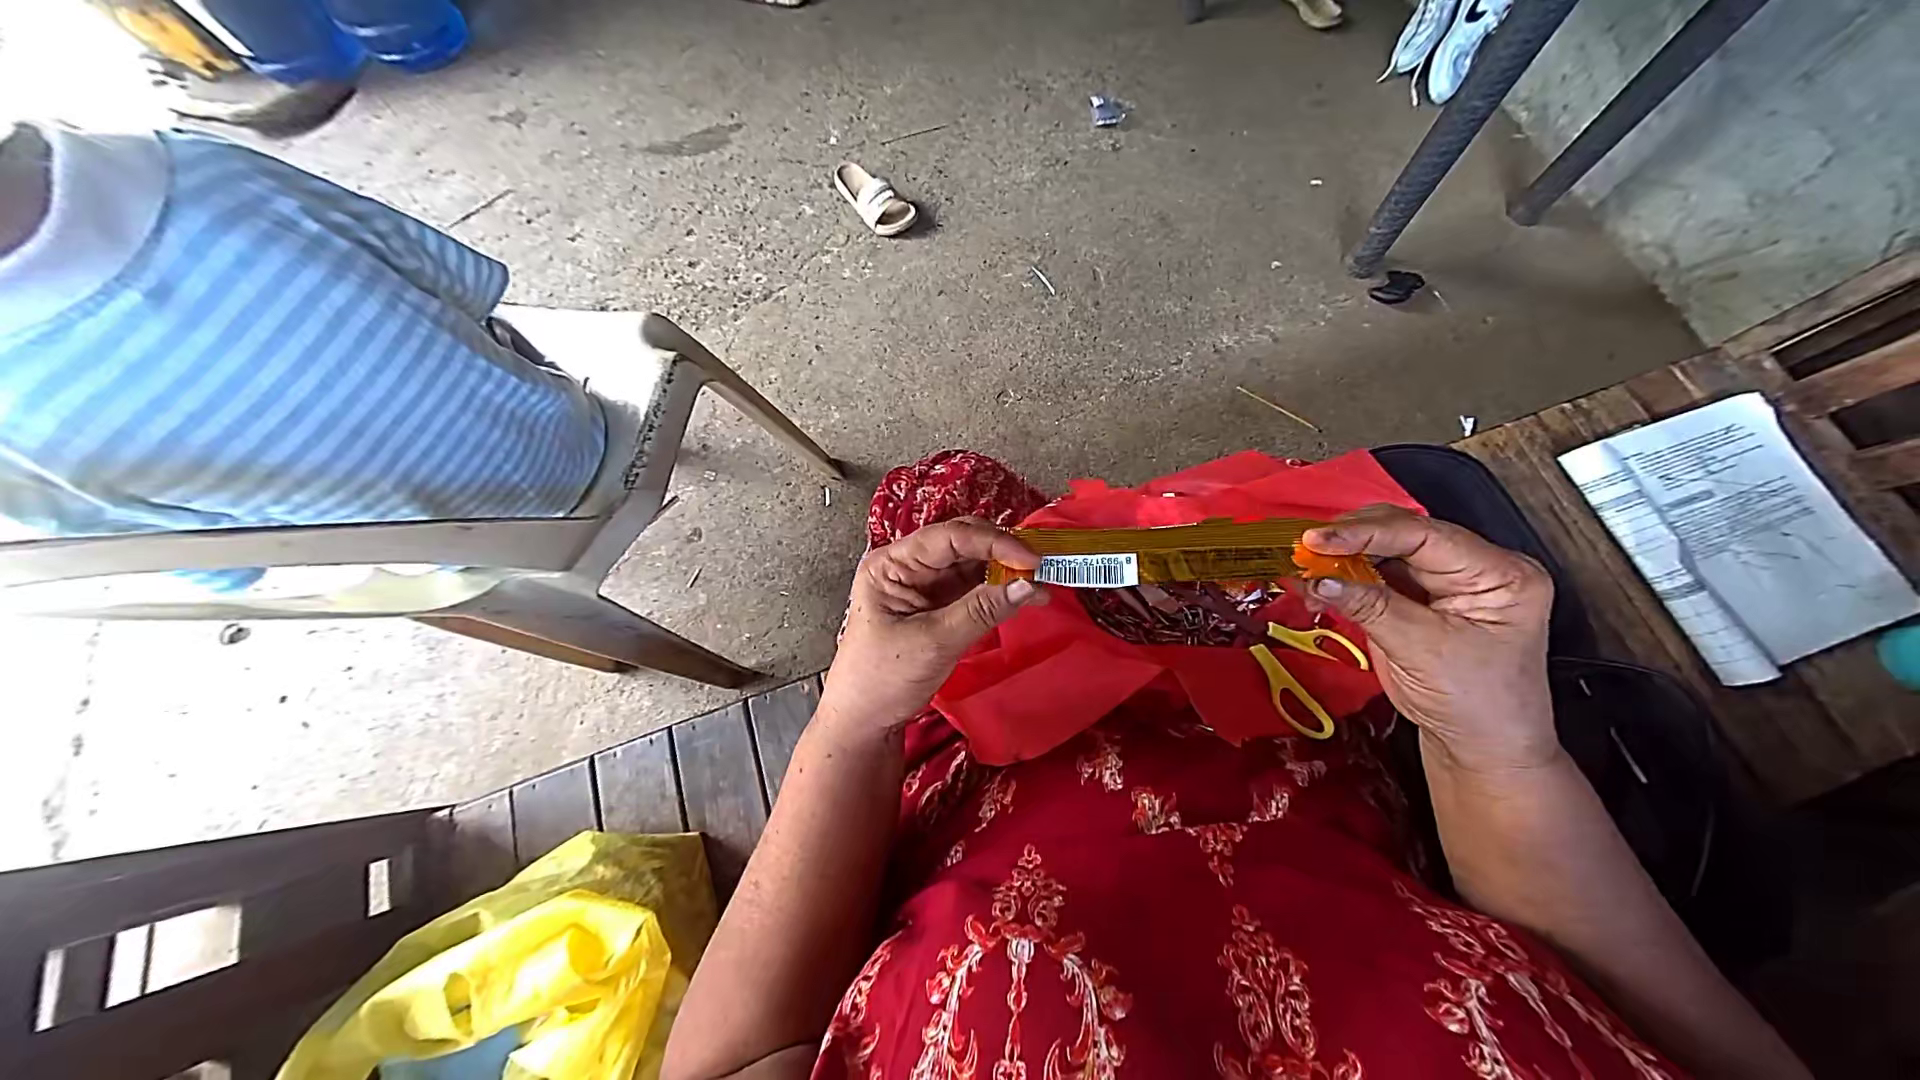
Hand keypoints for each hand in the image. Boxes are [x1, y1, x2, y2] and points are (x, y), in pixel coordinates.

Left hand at [820, 517, 1046, 735]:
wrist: (864, 722)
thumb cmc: (880, 681)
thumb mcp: (933, 643)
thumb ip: (981, 611)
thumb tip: (1026, 586)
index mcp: (890, 565)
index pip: (948, 537)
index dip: (993, 542)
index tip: (1029, 559)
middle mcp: (907, 567)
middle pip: (962, 543)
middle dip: (1002, 552)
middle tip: (1039, 567)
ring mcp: (924, 586)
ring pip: (972, 564)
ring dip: (1006, 570)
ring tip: (1038, 583)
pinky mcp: (938, 606)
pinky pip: (974, 587)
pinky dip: (999, 590)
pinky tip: (1022, 595)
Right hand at [1301, 505, 1558, 773]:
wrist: (1481, 745)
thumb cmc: (1480, 705)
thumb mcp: (1423, 651)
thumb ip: (1372, 608)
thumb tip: (1323, 580)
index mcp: (1499, 574)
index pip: (1424, 534)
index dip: (1366, 533)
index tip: (1319, 539)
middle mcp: (1474, 569)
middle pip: (1402, 532)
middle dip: (1351, 539)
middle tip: (1308, 550)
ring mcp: (1443, 582)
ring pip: (1383, 549)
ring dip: (1342, 558)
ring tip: (1309, 568)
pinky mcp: (1415, 597)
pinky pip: (1373, 574)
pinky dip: (1342, 578)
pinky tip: (1321, 586)